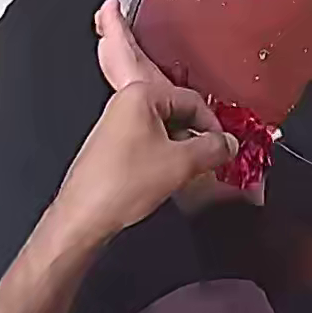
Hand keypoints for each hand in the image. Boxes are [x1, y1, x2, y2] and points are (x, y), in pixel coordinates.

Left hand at [50, 82, 238, 242]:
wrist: (81, 218)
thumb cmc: (124, 184)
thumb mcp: (181, 164)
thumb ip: (212, 148)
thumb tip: (230, 143)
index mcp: (141, 94)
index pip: (192, 100)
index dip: (213, 124)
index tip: (225, 147)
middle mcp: (126, 102)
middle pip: (178, 112)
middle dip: (197, 137)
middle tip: (210, 161)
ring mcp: (116, 123)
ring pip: (164, 129)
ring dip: (182, 148)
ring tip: (189, 172)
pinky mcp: (112, 144)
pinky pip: (149, 141)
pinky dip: (164, 155)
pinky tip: (167, 177)